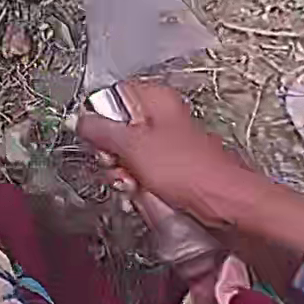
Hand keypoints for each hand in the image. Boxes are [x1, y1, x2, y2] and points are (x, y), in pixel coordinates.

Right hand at [75, 80, 303, 277]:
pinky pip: (137, 173)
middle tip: (117, 163)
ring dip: (119, 172)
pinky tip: (138, 193)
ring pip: (123, 154)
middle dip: (109, 152)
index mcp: (156, 100)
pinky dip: (134, 185)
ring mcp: (164, 146)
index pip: (111, 97)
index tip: (98, 136)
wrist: (227, 207)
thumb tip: (76, 119)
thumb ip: (99, 129)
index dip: (99, 117)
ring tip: (132, 183)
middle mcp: (160, 119)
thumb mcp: (132, 145)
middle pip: (114, 129)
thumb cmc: (188, 171)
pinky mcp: (168, 170)